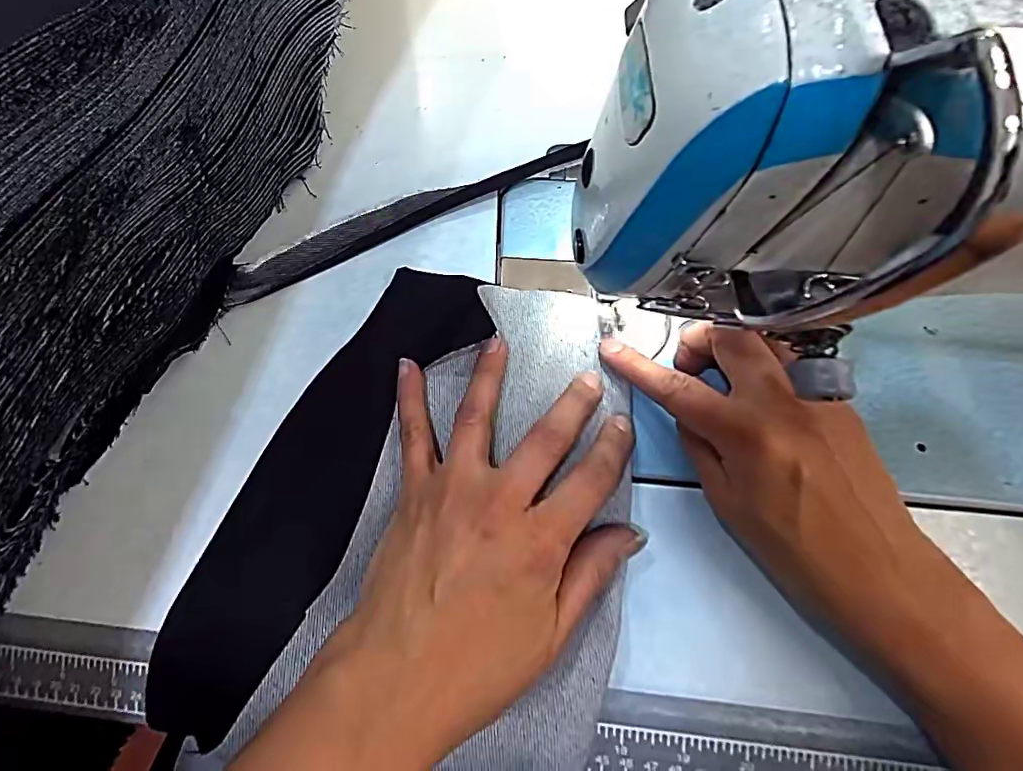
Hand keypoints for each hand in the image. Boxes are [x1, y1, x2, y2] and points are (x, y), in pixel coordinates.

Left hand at [231, 338, 638, 770]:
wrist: (395, 678)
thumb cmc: (475, 666)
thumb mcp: (551, 635)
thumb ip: (591, 575)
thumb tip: (627, 534)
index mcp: (539, 542)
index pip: (590, 479)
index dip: (613, 448)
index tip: (621, 424)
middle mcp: (498, 504)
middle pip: (545, 439)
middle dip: (572, 404)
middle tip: (586, 379)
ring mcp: (453, 490)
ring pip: (477, 418)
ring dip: (490, 376)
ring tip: (500, 344)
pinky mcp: (416, 492)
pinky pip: (413, 435)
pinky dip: (409, 399)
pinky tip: (407, 368)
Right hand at [600, 325, 1022, 770]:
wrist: (885, 574)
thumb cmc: (798, 555)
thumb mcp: (729, 505)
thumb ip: (701, 447)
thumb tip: (688, 413)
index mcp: (746, 432)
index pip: (677, 388)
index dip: (638, 365)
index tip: (612, 347)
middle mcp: (781, 399)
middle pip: (730, 336)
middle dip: (699, 341)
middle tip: (690, 371)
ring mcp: (816, 394)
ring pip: (765, 342)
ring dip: (735, 351)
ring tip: (728, 386)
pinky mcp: (840, 400)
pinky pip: (793, 367)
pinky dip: (767, 374)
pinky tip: (770, 413)